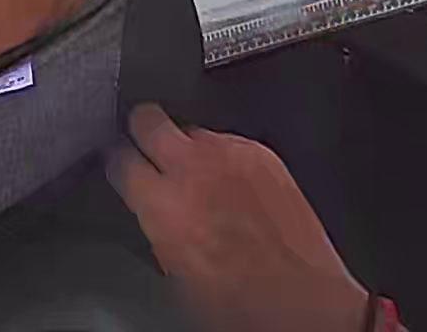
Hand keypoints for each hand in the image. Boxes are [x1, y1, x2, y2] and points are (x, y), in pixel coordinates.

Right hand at [111, 105, 373, 331]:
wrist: (310, 308)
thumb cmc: (245, 308)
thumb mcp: (177, 273)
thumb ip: (155, 223)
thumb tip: (146, 202)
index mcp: (164, 207)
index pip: (119, 157)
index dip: (116, 159)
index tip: (119, 162)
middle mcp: (191, 169)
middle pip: (146, 117)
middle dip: (142, 127)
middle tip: (147, 143)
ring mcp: (227, 153)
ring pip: (190, 128)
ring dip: (190, 148)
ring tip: (204, 177)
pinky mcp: (258, 150)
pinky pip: (227, 139)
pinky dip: (226, 157)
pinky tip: (236, 185)